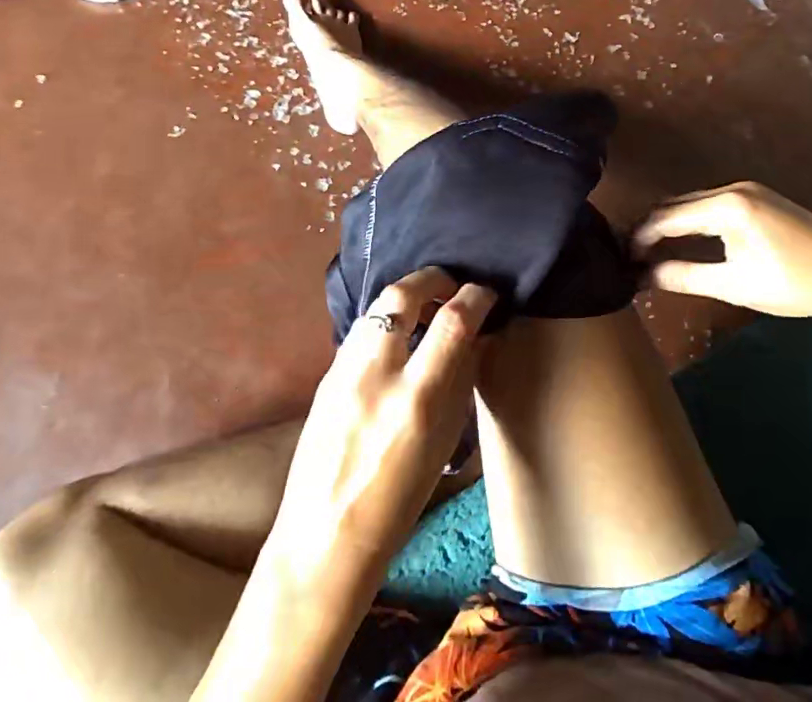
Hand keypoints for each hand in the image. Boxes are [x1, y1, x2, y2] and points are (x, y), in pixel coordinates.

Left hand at [265, 268, 495, 590]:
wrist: (325, 532)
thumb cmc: (398, 500)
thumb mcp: (443, 443)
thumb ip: (461, 383)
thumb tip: (479, 337)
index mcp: (415, 399)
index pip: (452, 322)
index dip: (476, 297)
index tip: (486, 294)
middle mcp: (375, 373)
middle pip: (402, 294)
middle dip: (433, 279)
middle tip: (452, 285)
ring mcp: (342, 370)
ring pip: (376, 307)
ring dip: (406, 296)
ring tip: (427, 308)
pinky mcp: (325, 374)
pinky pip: (360, 331)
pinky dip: (384, 321)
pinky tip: (396, 339)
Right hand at [632, 181, 811, 325]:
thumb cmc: (800, 284)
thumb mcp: (736, 285)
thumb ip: (684, 277)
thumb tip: (641, 276)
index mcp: (727, 206)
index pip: (665, 218)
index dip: (638, 239)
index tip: (619, 261)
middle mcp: (732, 188)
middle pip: (673, 205)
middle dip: (648, 229)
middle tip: (628, 258)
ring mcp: (747, 190)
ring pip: (690, 204)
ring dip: (668, 225)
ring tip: (648, 253)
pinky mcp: (757, 199)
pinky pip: (708, 206)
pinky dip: (689, 222)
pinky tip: (682, 242)